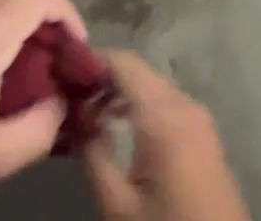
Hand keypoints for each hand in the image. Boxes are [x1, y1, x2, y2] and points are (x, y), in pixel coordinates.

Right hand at [78, 52, 251, 220]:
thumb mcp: (116, 203)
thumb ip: (89, 150)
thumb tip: (70, 108)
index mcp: (165, 115)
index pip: (122, 60)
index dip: (87, 59)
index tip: (57, 71)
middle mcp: (185, 105)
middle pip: (135, 70)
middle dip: (98, 76)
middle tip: (64, 94)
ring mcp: (199, 120)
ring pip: (149, 85)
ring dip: (116, 90)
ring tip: (84, 111)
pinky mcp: (203, 136)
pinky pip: (164, 102)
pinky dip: (136, 103)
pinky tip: (115, 124)